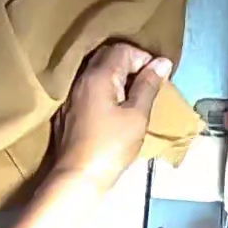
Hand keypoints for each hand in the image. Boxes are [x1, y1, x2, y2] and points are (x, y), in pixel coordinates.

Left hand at [49, 41, 173, 188]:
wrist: (77, 177)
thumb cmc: (110, 147)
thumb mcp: (136, 116)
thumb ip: (148, 86)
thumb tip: (161, 62)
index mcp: (98, 76)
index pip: (121, 50)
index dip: (142, 58)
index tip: (155, 78)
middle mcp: (80, 81)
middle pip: (106, 58)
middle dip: (129, 65)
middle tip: (145, 86)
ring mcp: (70, 98)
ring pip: (94, 75)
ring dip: (115, 80)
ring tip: (131, 99)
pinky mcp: (66, 114)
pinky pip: (86, 92)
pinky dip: (102, 93)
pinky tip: (111, 111)